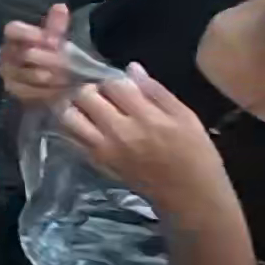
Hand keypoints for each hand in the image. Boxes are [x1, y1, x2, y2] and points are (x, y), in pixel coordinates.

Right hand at [0, 3, 71, 103]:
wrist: (48, 78)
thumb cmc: (49, 54)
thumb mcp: (55, 38)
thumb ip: (56, 25)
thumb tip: (60, 7)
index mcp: (13, 36)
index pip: (13, 30)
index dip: (31, 34)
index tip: (54, 41)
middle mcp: (5, 53)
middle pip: (25, 54)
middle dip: (51, 59)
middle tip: (71, 64)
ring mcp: (7, 73)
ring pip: (31, 74)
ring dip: (55, 77)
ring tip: (72, 78)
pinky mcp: (13, 90)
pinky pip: (32, 91)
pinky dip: (51, 91)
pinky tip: (65, 90)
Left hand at [60, 62, 238, 221]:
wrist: (190, 196)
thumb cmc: (194, 153)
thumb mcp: (186, 117)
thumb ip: (156, 91)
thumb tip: (131, 67)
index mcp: (145, 117)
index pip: (112, 84)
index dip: (113, 80)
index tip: (120, 86)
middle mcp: (119, 132)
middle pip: (85, 96)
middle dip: (91, 89)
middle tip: (102, 95)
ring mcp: (103, 148)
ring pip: (69, 116)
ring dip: (75, 106)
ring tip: (89, 108)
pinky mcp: (96, 161)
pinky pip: (71, 137)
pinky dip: (74, 126)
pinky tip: (88, 124)